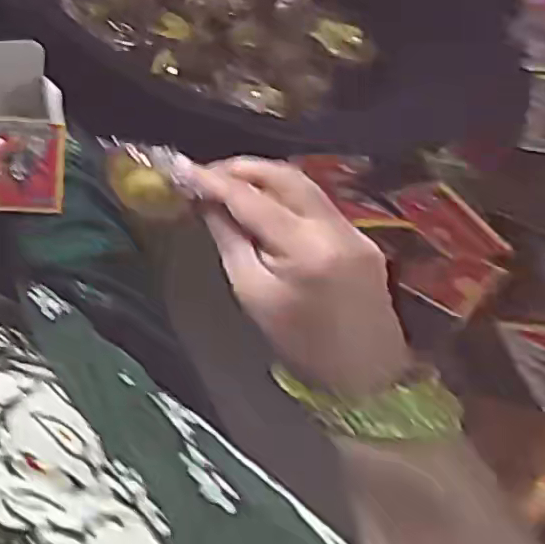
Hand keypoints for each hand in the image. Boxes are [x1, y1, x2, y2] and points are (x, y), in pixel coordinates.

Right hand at [183, 157, 412, 397]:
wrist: (366, 376)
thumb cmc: (297, 338)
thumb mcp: (249, 288)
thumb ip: (227, 235)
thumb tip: (203, 199)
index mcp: (307, 247)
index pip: (249, 197)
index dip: (210, 179)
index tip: (177, 167)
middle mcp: (336, 229)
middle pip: (283, 175)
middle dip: (238, 168)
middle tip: (201, 174)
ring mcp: (353, 231)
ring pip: (299, 182)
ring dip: (258, 176)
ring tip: (223, 184)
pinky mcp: (358, 237)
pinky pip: (311, 199)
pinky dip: (277, 192)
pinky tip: (255, 203)